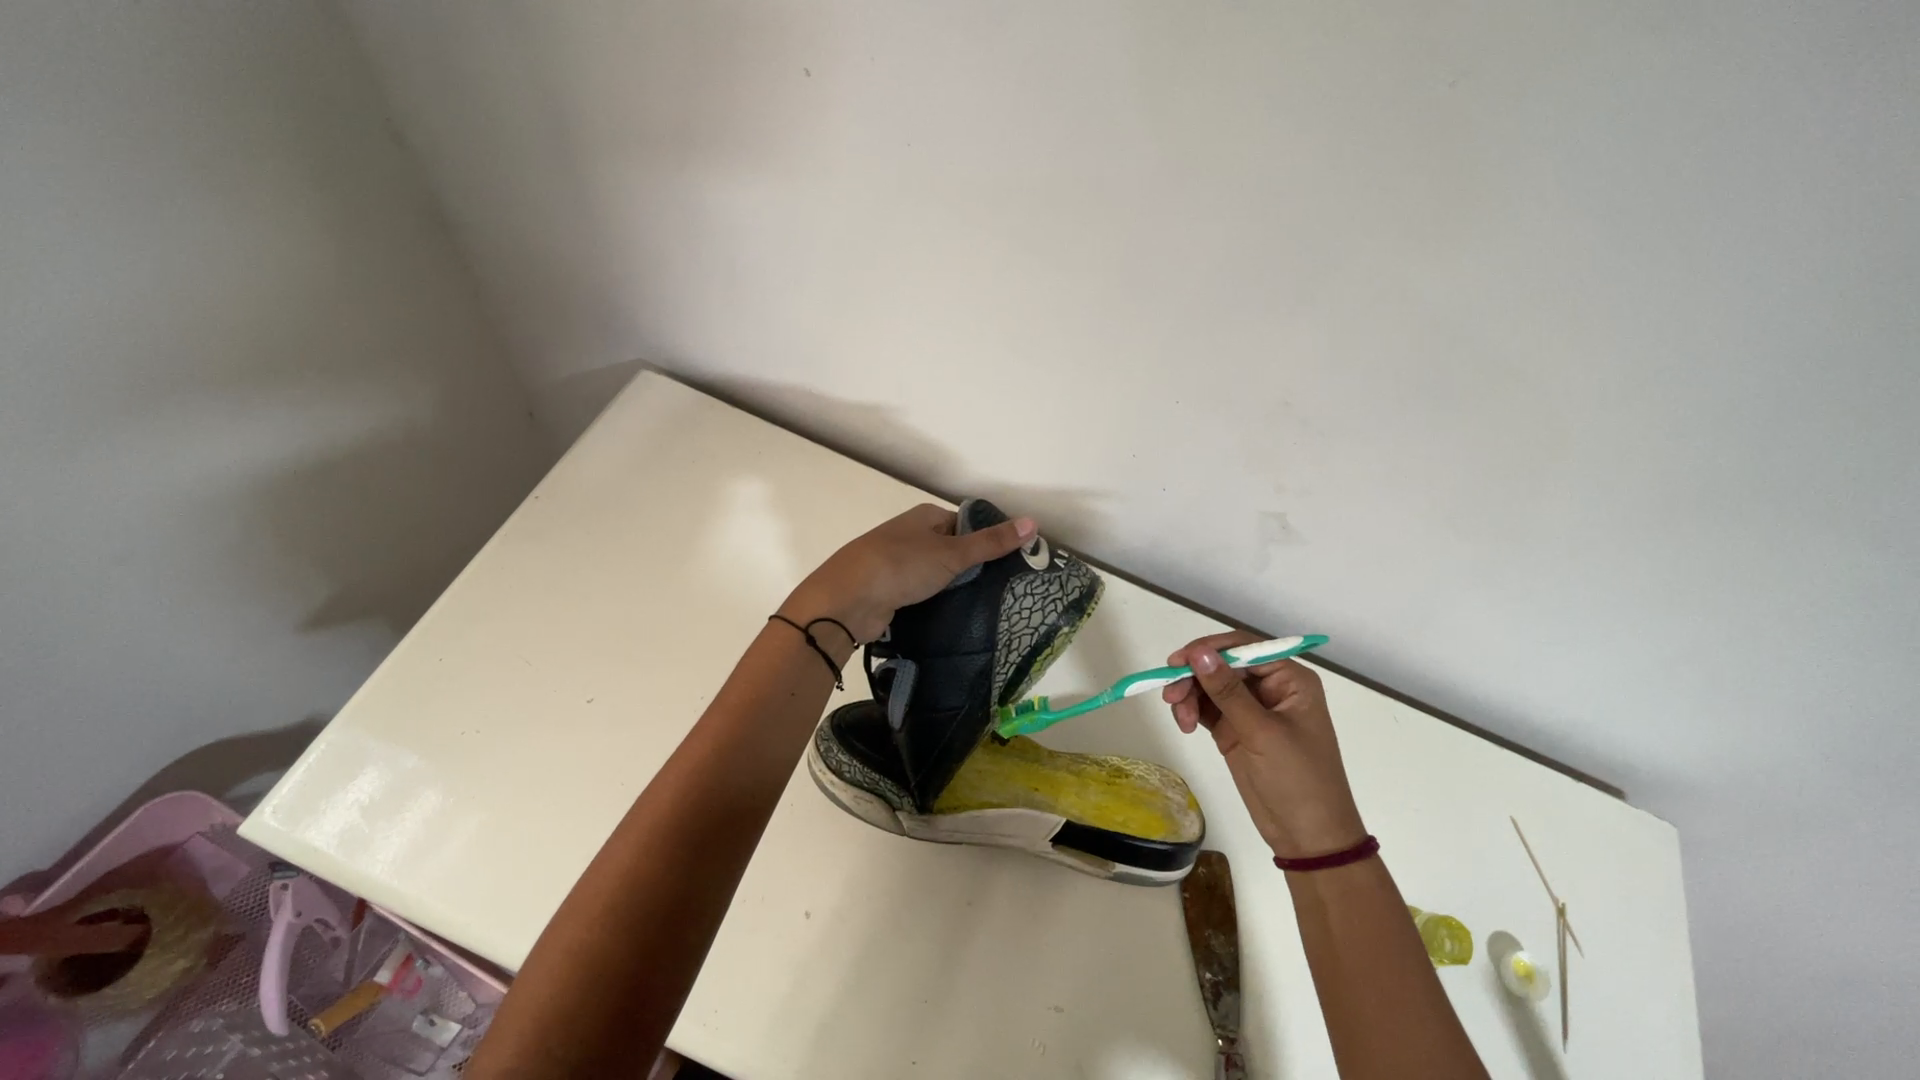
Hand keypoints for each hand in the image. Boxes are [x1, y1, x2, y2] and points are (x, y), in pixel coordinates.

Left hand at [782, 504, 1034, 644]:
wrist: (846, 601)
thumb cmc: (900, 566)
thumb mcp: (952, 553)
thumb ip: (991, 542)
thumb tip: (1033, 522)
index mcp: (925, 517)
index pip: (966, 524)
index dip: (989, 540)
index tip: (1014, 562)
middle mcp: (911, 536)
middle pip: (952, 550)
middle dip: (974, 568)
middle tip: (1006, 589)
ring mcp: (898, 565)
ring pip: (937, 576)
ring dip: (955, 589)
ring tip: (988, 607)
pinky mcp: (890, 592)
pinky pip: (922, 595)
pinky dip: (937, 604)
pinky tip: (957, 619)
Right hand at [1163, 631, 1367, 859]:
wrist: (1308, 836)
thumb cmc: (1298, 780)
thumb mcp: (1262, 733)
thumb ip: (1227, 691)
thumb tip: (1198, 652)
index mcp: (1290, 680)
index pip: (1245, 648)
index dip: (1210, 649)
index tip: (1178, 662)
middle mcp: (1271, 688)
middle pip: (1223, 665)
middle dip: (1195, 677)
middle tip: (1170, 696)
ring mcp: (1251, 710)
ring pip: (1210, 686)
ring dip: (1190, 695)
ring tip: (1180, 719)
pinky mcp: (1235, 730)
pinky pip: (1207, 708)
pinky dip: (1191, 711)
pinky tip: (1185, 725)